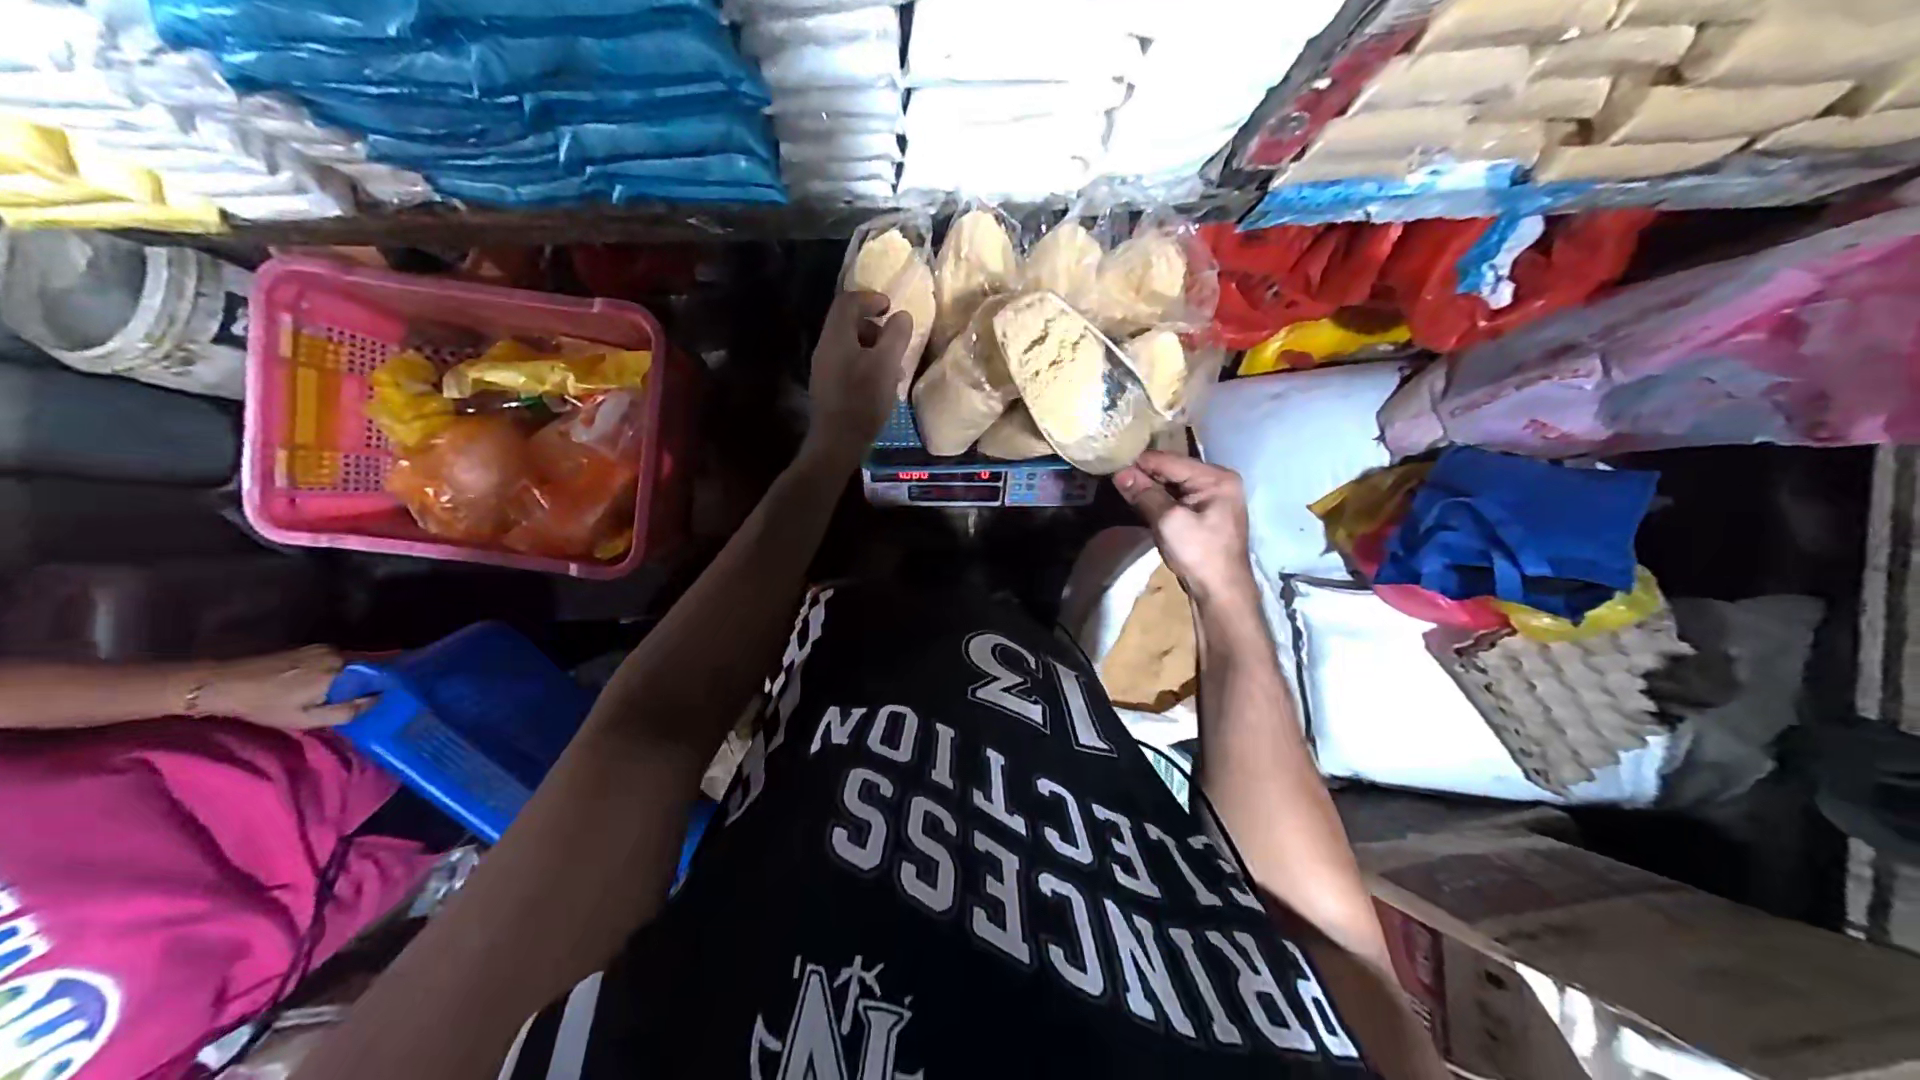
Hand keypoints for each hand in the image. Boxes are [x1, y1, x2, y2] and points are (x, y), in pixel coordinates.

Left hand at [191, 646, 368, 729]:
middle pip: (365, 668)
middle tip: (357, 699)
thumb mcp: (305, 719)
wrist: (223, 684)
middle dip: (366, 681)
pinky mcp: (310, 647)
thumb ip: (347, 711)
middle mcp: (338, 655)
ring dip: (350, 675)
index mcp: (340, 672)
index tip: (383, 697)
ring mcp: (323, 648)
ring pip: (350, 663)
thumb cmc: (265, 705)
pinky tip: (320, 682)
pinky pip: (336, 658)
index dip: (384, 686)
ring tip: (339, 692)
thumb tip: (377, 700)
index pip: (379, 676)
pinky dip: (336, 669)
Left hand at [804, 290, 916, 466]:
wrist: (837, 441)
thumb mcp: (886, 364)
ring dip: (873, 348)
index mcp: (836, 336)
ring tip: (893, 367)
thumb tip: (901, 316)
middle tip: (895, 340)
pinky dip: (866, 364)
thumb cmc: (863, 399)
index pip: (847, 301)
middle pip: (847, 323)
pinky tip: (881, 384)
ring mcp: (824, 368)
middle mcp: (825, 347)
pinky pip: (847, 364)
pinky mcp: (828, 387)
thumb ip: (896, 336)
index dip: (870, 298)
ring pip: (849, 345)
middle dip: (874, 326)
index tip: (890, 307)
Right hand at [1114, 451, 1257, 606]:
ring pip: (1173, 485)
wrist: (1222, 593)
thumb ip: (1144, 494)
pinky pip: (1177, 498)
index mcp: (1216, 478)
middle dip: (1145, 474)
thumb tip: (1120, 472)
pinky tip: (1141, 503)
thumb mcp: (1168, 521)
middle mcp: (1218, 482)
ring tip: (1123, 489)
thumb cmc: (1199, 554)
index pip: (1170, 460)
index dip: (1140, 463)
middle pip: (1173, 470)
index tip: (1112, 465)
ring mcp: (1213, 499)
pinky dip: (1159, 500)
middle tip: (1115, 478)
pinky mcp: (1206, 514)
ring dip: (1150, 488)